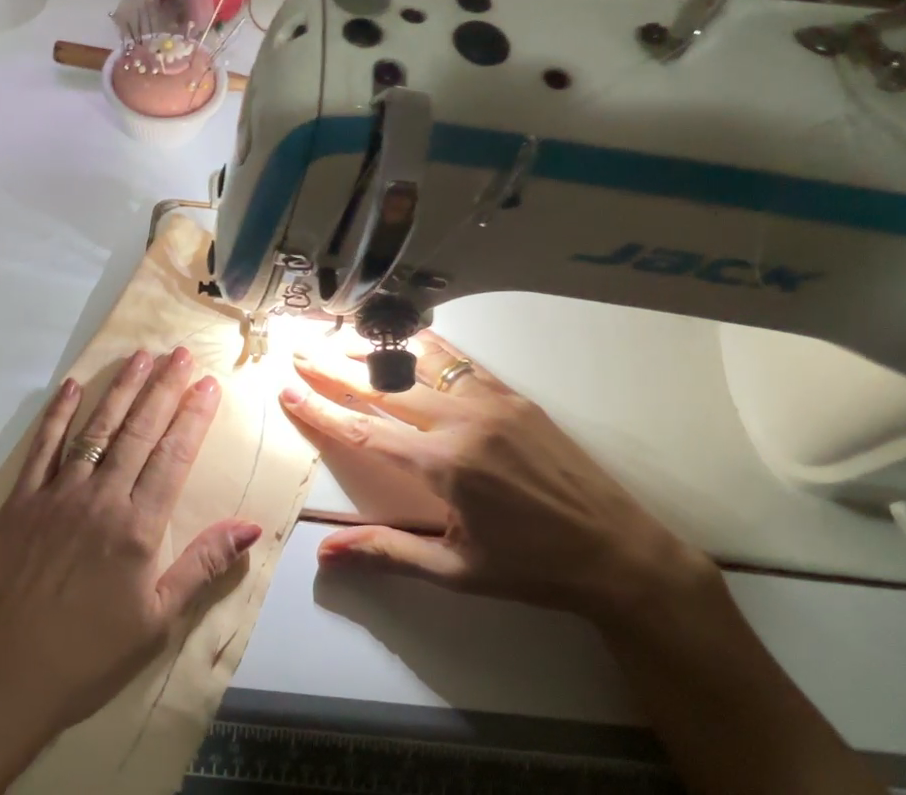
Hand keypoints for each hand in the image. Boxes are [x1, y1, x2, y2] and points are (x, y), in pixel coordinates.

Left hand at [0, 348, 262, 794]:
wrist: (1, 673)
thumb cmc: (88, 654)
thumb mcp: (157, 621)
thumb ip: (202, 566)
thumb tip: (251, 526)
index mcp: (138, 528)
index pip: (173, 457)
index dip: (193, 417)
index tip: (209, 384)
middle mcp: (100, 498)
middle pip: (138, 432)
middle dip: (163, 389)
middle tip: (181, 353)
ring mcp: (57, 495)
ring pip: (95, 429)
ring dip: (120, 390)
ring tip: (141, 357)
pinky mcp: (20, 502)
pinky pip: (42, 447)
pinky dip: (57, 415)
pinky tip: (73, 387)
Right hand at [280, 332, 712, 623]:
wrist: (619, 552)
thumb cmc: (533, 568)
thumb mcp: (456, 571)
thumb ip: (387, 552)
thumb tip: (324, 556)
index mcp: (444, 466)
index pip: (364, 430)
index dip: (320, 410)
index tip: (287, 390)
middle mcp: (462, 422)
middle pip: (382, 385)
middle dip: (333, 367)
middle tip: (299, 348)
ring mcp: (492, 403)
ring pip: (420, 362)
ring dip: (375, 348)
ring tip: (339, 334)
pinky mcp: (516, 397)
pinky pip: (461, 362)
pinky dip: (426, 346)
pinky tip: (405, 335)